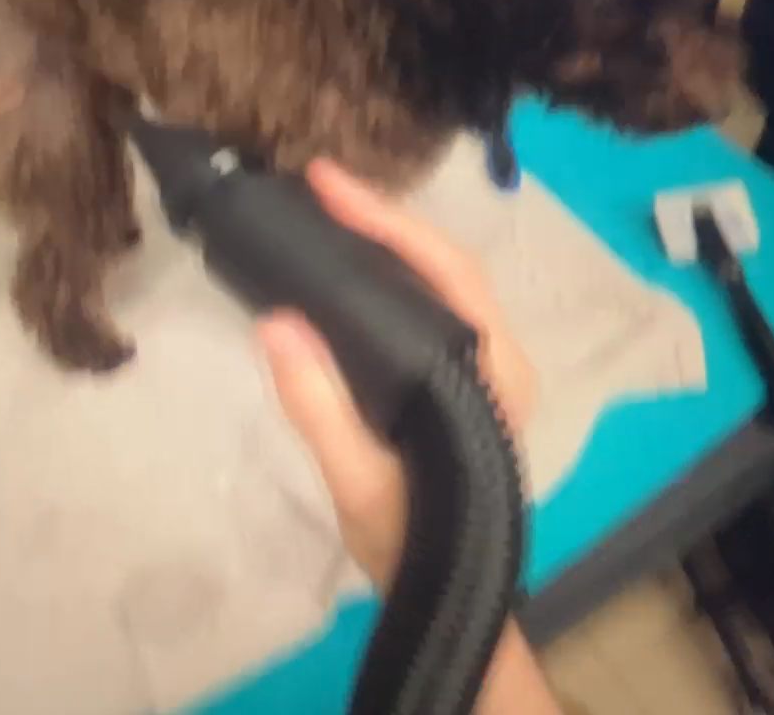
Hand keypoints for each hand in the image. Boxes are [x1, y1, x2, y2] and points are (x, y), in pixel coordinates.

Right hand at [256, 159, 535, 586]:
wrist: (444, 587)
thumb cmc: (410, 539)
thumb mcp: (358, 482)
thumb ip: (319, 409)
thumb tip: (276, 322)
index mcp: (491, 373)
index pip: (448, 274)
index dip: (389, 222)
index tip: (329, 185)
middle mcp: (497, 354)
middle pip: (446, 262)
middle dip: (385, 216)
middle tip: (321, 185)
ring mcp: (481, 360)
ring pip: (439, 276)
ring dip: (388, 235)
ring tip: (330, 209)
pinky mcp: (458, 369)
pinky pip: (426, 299)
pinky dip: (388, 267)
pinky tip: (350, 260)